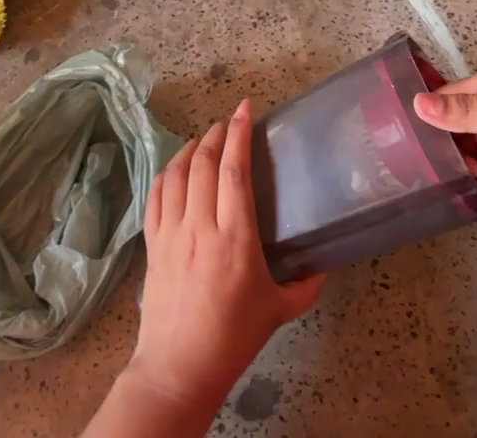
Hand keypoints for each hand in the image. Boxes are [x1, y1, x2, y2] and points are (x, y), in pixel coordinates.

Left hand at [129, 99, 324, 416]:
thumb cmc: (234, 337)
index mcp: (235, 238)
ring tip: (204, 137)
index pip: (234, 171)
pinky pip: (156, 196)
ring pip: (177, 174)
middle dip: (216, 134)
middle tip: (228, 121)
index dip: (239, 135)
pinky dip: (166, 173)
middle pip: (203, 164)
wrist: (179, 366)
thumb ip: (305, 284)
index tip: (245, 109)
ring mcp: (171, 232)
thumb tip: (323, 265)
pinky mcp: (153, 243)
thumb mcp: (279, 310)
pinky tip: (175, 167)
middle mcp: (200, 226)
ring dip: (190, 148)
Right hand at [414, 71, 476, 206]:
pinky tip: (475, 189)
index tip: (395, 136)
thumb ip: (467, 113)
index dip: (421, 114)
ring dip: (457, 165)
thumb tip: (416, 104)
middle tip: (420, 169)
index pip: (442, 98)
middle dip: (437, 145)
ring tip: (453, 180)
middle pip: (451, 127)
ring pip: (466, 151)